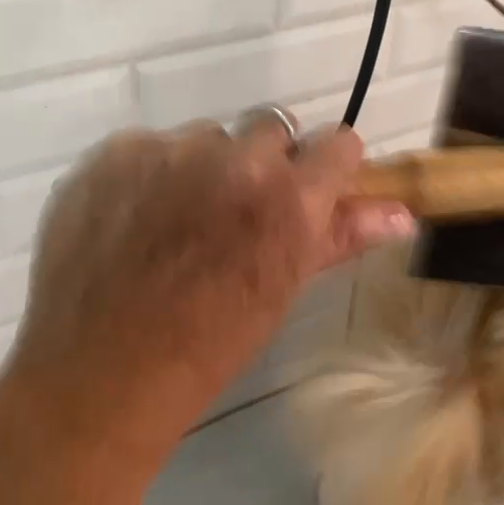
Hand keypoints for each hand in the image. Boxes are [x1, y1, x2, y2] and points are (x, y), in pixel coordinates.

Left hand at [6, 116, 412, 443]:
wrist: (100, 376)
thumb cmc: (209, 346)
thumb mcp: (283, 289)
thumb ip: (341, 236)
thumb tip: (403, 212)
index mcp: (289, 198)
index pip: (338, 142)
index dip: (326, 168)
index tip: (310, 193)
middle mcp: (234, 159)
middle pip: (272, 128)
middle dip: (264, 164)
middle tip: (236, 216)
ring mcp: (168, 151)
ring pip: (207, 138)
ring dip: (204, 168)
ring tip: (175, 224)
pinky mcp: (113, 153)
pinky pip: (151, 147)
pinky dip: (150, 175)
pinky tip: (134, 222)